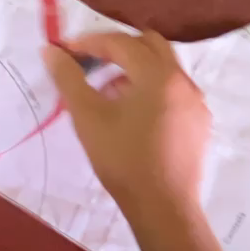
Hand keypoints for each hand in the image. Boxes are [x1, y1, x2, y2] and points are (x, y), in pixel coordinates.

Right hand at [43, 31, 211, 217]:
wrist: (163, 208)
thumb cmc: (122, 158)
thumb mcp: (86, 115)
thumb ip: (67, 77)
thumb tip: (50, 50)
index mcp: (158, 75)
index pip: (120, 42)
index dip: (89, 42)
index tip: (65, 51)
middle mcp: (182, 81)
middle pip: (149, 45)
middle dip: (116, 47)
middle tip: (89, 60)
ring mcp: (195, 103)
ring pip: (163, 67)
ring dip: (133, 67)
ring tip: (106, 89)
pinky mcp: (198, 123)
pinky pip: (172, 89)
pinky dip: (149, 86)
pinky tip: (129, 111)